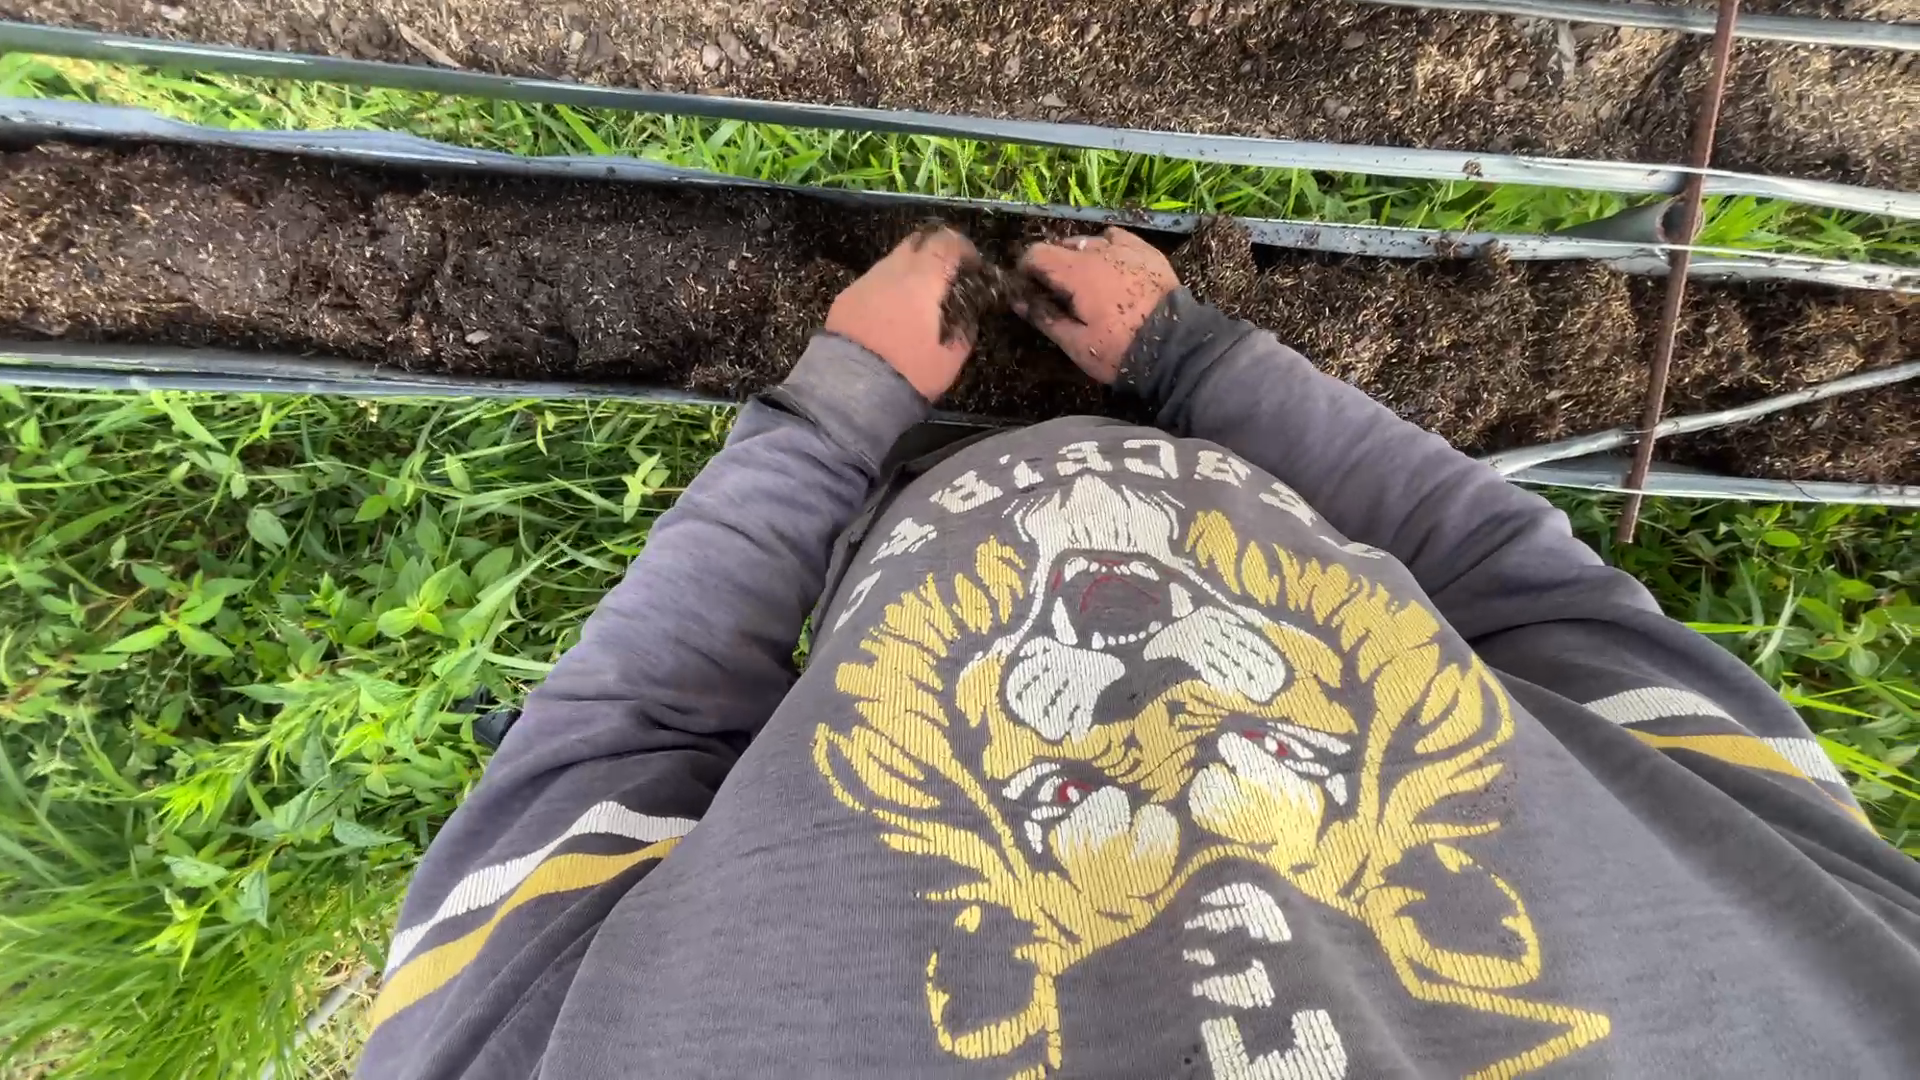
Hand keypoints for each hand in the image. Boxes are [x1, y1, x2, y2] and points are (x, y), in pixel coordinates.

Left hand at [825, 227, 978, 400]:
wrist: (854, 390)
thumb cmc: (911, 372)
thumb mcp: (952, 357)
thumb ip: (965, 327)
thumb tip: (967, 313)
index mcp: (923, 279)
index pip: (947, 242)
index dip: (964, 248)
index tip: (972, 266)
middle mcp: (892, 271)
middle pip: (916, 243)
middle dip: (934, 254)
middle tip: (945, 278)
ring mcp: (865, 283)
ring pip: (892, 263)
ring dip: (908, 275)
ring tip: (915, 304)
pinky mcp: (844, 299)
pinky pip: (872, 285)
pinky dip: (886, 292)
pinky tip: (889, 318)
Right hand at [1018, 228, 1180, 383]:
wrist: (1174, 347)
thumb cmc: (1118, 350)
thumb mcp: (1075, 343)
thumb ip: (1045, 317)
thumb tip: (1018, 300)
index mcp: (1076, 272)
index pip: (1037, 254)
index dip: (1025, 269)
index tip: (1027, 289)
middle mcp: (1098, 251)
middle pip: (1061, 244)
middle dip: (1051, 264)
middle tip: (1056, 294)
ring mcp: (1125, 248)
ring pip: (1089, 240)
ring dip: (1078, 256)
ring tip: (1084, 283)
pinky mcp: (1147, 252)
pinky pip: (1117, 238)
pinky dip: (1105, 248)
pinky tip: (1110, 266)